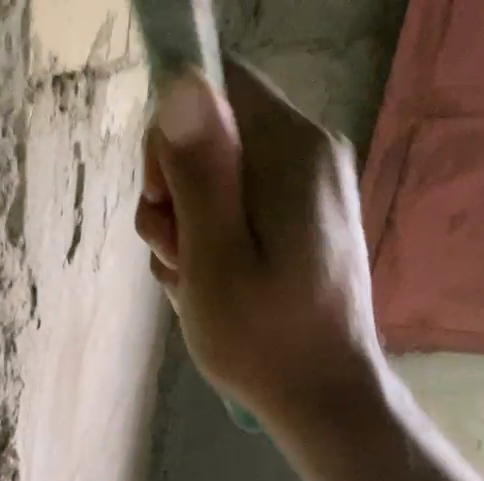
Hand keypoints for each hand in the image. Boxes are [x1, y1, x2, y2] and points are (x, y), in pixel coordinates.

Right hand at [134, 60, 387, 428]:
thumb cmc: (261, 337)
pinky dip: (211, 245)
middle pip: (211, 136)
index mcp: (291, 151)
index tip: (164, 202)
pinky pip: (237, 210)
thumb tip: (182, 83)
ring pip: (216, 180)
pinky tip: (210, 288)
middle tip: (177, 256)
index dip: (171, 138)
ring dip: (185, 229)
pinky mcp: (302, 220)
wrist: (320, 394)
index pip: (216, 87)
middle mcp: (308, 154)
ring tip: (194, 283)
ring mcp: (307, 189)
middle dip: (174, 195)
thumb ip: (199, 172)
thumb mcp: (213, 258)